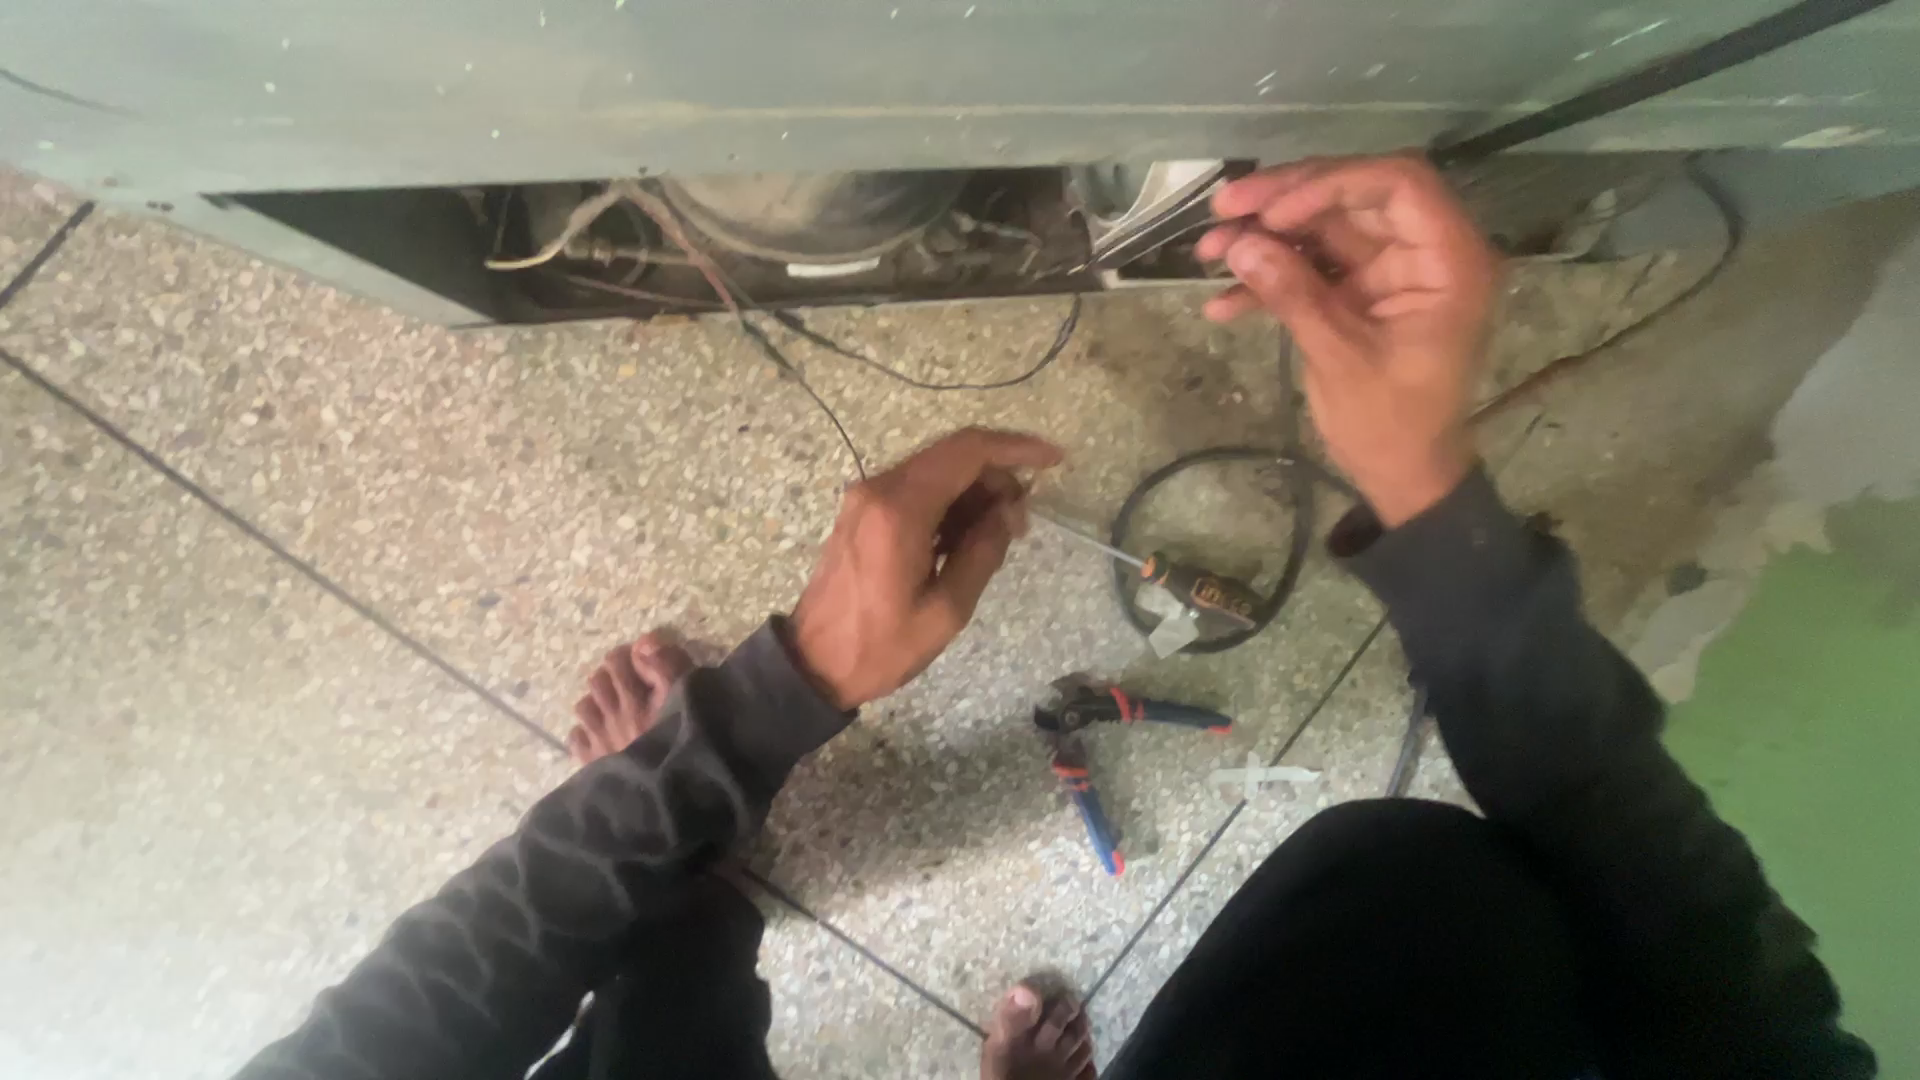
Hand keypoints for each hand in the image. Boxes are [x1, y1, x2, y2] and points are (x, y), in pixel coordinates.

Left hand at [787, 427, 1063, 708]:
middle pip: (953, 456)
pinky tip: (965, 539)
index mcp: (900, 509)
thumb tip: (1010, 511)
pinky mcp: (863, 511)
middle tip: (1021, 524)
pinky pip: (917, 489)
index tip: (1053, 460)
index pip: (967, 451)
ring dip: (974, 492)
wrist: (812, 664)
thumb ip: (984, 551)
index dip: (1016, 448)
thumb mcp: (946, 609)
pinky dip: (949, 503)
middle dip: (997, 478)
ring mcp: (867, 497)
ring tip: (998, 537)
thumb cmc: (880, 646)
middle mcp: (879, 488)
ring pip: (936, 471)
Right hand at [1197, 155, 1499, 525]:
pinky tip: (1222, 304)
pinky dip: (1267, 283)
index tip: (1269, 213)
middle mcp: (1420, 253)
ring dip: (1264, 240)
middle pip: (1351, 199)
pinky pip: (1310, 273)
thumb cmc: (1389, 423)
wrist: (1398, 471)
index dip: (1329, 186)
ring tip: (1207, 253)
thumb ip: (1294, 297)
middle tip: (1221, 208)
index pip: (1396, 186)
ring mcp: (1385, 274)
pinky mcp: (1355, 296)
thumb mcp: (1340, 359)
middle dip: (1283, 202)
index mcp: (1446, 261)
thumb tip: (1239, 246)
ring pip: (1322, 232)